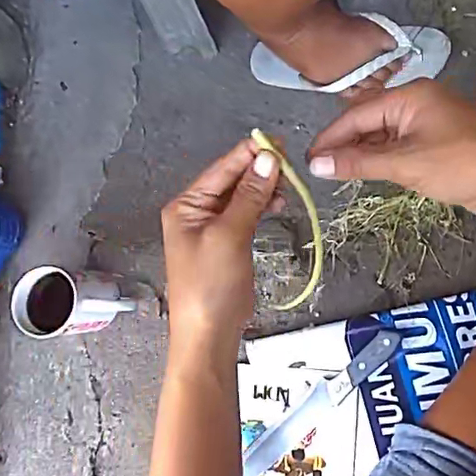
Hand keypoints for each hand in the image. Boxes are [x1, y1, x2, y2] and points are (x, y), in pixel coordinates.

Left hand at [160, 138, 281, 347]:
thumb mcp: (230, 235)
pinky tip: (278, 203)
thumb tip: (267, 161)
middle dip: (260, 170)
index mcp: (187, 206)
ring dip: (264, 188)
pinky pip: (248, 213)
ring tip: (288, 186)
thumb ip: (249, 196)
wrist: (210, 332)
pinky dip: (264, 205)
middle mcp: (197, 212)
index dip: (249, 154)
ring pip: (243, 196)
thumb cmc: (210, 287)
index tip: (277, 143)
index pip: (222, 170)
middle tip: (289, 165)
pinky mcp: (229, 242)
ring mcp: (213, 228)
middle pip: (233, 180)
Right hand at [306, 81, 475, 216]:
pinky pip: (403, 144)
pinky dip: (386, 158)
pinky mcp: (440, 140)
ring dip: (366, 153)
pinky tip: (370, 172)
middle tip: (322, 169)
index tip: (309, 158)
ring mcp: (431, 120)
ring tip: (340, 173)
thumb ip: (359, 163)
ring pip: (387, 134)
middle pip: (371, 120)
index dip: (331, 137)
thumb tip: (316, 164)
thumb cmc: (459, 165)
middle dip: (347, 144)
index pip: (358, 114)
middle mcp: (420, 101)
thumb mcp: (405, 164)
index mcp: (411, 95)